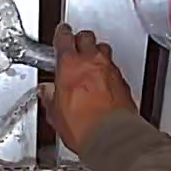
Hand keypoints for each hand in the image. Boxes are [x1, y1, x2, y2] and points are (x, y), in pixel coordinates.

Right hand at [47, 24, 138, 153]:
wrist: (111, 136)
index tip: (60, 34)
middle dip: (80, 40)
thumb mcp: (56, 113)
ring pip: (103, 49)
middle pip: (87, 37)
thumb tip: (47, 92)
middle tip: (74, 46)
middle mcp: (92, 62)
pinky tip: (102, 82)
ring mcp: (110, 70)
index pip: (64, 38)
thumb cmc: (83, 125)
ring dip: (96, 53)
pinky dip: (107, 71)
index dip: (61, 34)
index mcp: (70, 64)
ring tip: (89, 63)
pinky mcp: (123, 82)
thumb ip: (51, 97)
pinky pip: (114, 68)